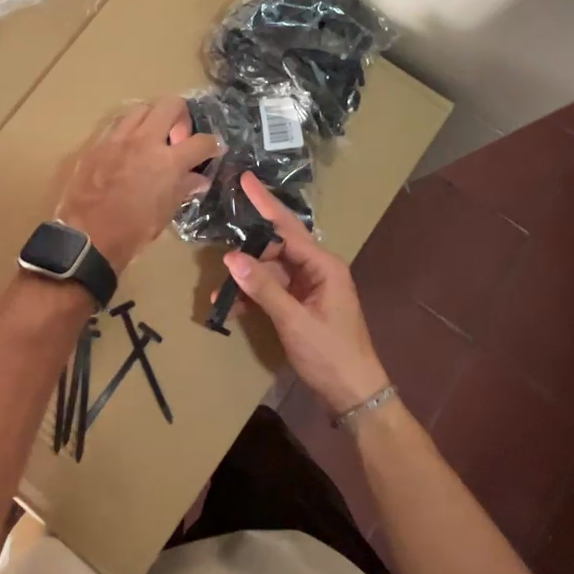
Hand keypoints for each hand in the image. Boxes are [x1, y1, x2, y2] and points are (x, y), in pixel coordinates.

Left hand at [56, 96, 221, 273]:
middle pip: (171, 105)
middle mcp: (145, 141)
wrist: (86, 237)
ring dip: (153, 118)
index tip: (214, 149)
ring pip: (142, 108)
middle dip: (182, 116)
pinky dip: (130, 129)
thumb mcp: (164, 213)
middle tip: (179, 137)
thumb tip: (199, 179)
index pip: (201, 142)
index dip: (213, 144)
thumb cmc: (131, 232)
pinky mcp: (97, 143)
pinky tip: (129, 147)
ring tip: (153, 138)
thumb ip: (183, 189)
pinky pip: (117, 123)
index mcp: (167, 162)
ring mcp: (118, 139)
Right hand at [223, 172, 389, 414]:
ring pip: (271, 271)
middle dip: (247, 252)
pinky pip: (274, 291)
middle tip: (218, 252)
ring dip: (246, 280)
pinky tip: (232, 307)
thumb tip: (232, 257)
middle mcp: (318, 270)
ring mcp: (310, 288)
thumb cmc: (331, 355)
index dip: (264, 204)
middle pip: (276, 248)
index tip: (245, 179)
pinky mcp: (303, 305)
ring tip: (217, 292)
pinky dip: (254, 296)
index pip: (287, 228)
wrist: (355, 395)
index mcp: (324, 266)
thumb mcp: (294, 322)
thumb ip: (263, 288)